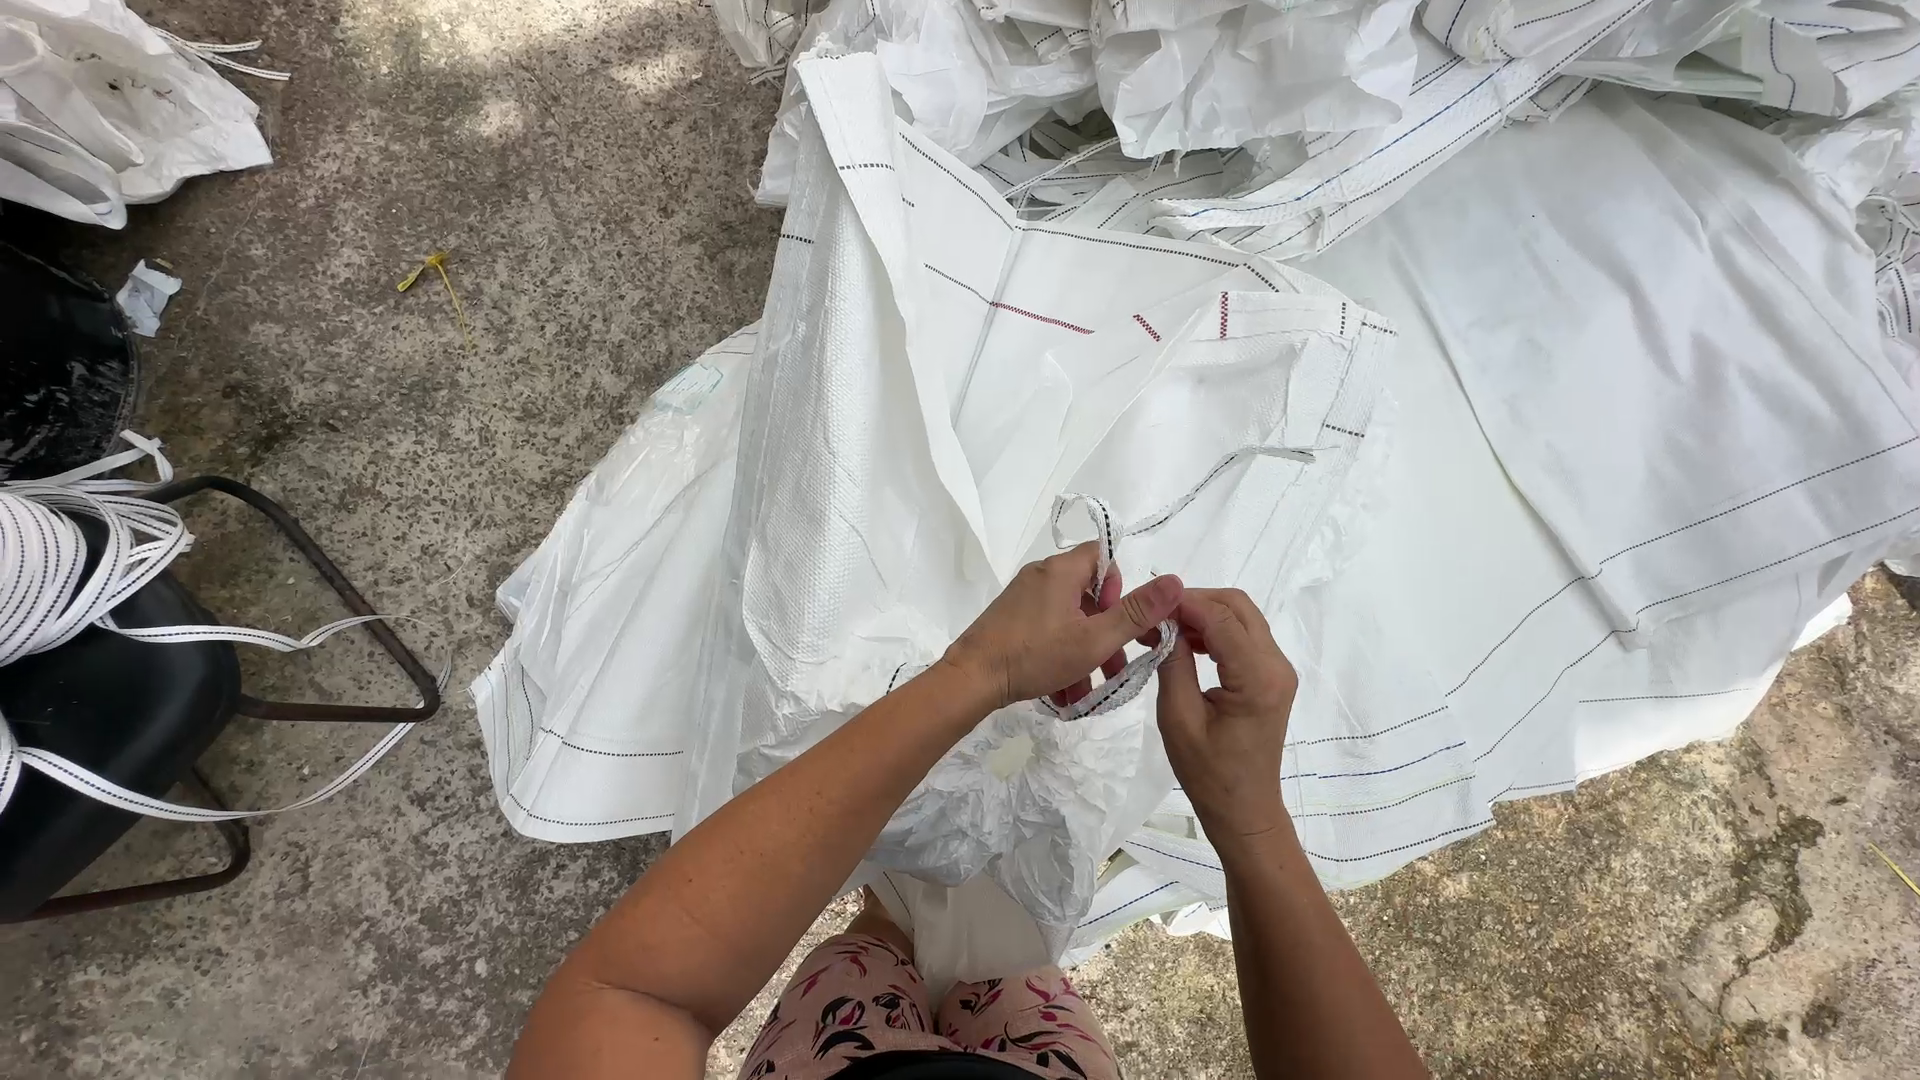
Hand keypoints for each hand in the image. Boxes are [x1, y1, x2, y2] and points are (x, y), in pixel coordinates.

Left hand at [942, 542, 1183, 711]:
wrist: (972, 678)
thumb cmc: (1035, 654)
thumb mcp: (1094, 639)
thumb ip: (1137, 613)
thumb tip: (1175, 581)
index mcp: (1061, 570)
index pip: (1103, 556)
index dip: (1120, 586)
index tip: (1119, 620)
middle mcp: (1041, 576)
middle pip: (1089, 595)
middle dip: (1107, 633)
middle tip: (1115, 668)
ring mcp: (1022, 598)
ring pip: (1069, 620)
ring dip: (1086, 653)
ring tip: (1091, 691)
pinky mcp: (1010, 620)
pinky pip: (1047, 631)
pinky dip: (1061, 656)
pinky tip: (1065, 693)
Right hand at [1156, 588, 1297, 842]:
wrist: (1243, 809)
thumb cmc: (1207, 773)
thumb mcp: (1178, 717)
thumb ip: (1173, 663)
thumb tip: (1164, 622)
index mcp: (1257, 678)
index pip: (1220, 617)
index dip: (1182, 603)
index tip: (1146, 605)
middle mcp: (1276, 665)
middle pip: (1237, 605)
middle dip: (1194, 601)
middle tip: (1155, 615)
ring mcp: (1278, 669)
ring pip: (1241, 615)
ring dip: (1203, 613)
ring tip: (1164, 629)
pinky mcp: (1271, 676)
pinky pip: (1243, 635)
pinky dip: (1214, 629)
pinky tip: (1186, 643)